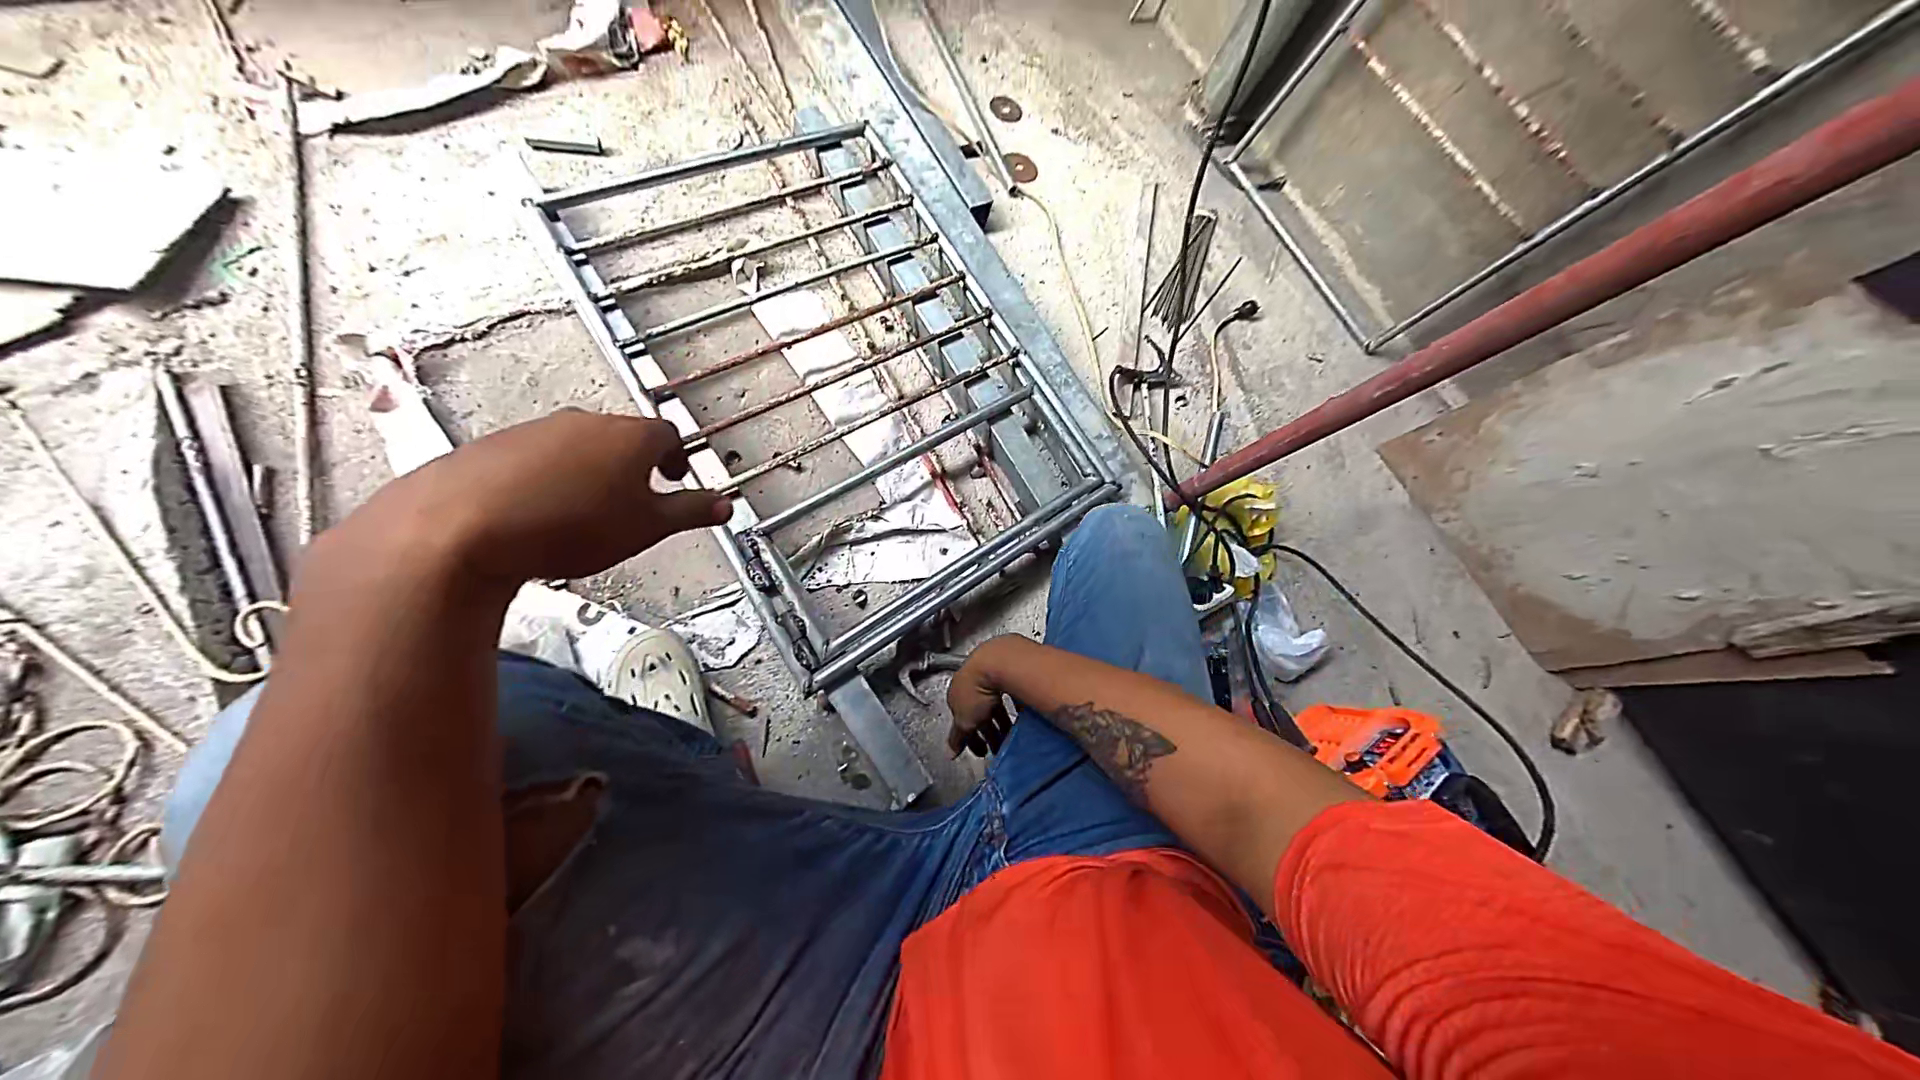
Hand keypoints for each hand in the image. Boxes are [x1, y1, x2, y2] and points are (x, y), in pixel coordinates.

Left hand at [331, 409, 732, 585]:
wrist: (463, 526)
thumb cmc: (564, 524)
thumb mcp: (647, 527)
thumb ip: (690, 512)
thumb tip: (721, 505)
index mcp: (631, 437)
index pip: (670, 436)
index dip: (679, 458)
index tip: (678, 476)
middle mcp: (586, 424)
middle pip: (624, 437)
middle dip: (635, 465)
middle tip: (639, 498)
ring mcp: (538, 431)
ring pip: (579, 446)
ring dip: (592, 472)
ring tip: (589, 515)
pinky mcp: (497, 447)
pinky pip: (537, 458)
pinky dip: (550, 479)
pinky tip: (544, 516)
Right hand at [945, 636, 1027, 757]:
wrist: (998, 663)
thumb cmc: (976, 687)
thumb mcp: (963, 721)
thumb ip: (958, 737)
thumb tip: (950, 751)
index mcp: (958, 691)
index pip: (962, 718)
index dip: (971, 737)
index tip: (981, 750)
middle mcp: (973, 680)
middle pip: (981, 709)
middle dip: (989, 729)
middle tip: (998, 745)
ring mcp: (993, 673)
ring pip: (998, 702)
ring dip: (1003, 720)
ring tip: (1012, 736)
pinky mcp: (1012, 671)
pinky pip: (1014, 693)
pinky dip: (1017, 706)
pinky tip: (1024, 716)